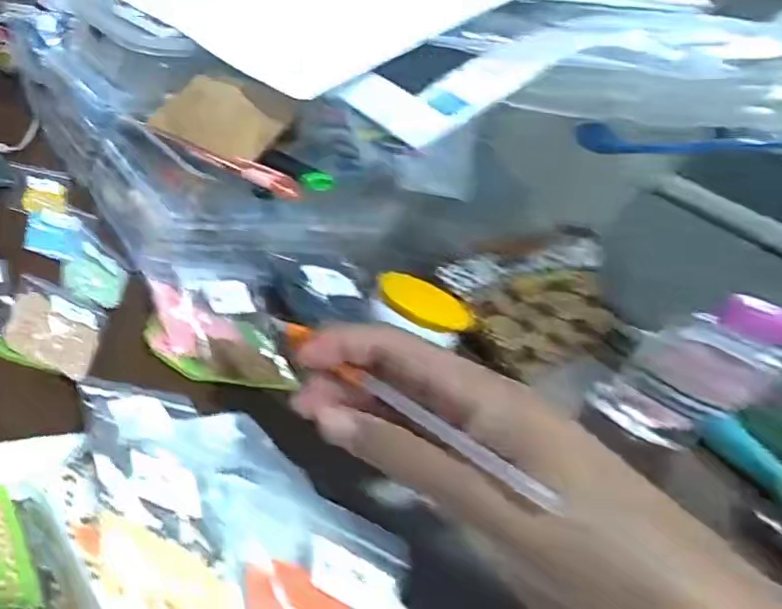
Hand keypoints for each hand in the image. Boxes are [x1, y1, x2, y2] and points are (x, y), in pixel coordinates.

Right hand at [292, 325, 777, 608]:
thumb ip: (408, 458)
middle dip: (339, 377)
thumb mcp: (500, 513)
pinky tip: (360, 445)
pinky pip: (425, 436)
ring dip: (356, 405)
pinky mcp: (497, 469)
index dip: (338, 343)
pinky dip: (384, 435)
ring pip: (404, 403)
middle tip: (298, 406)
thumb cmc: (604, 556)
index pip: (394, 346)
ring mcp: (492, 437)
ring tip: (318, 424)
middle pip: (393, 370)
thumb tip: (323, 412)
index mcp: (488, 396)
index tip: (293, 362)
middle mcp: (484, 404)